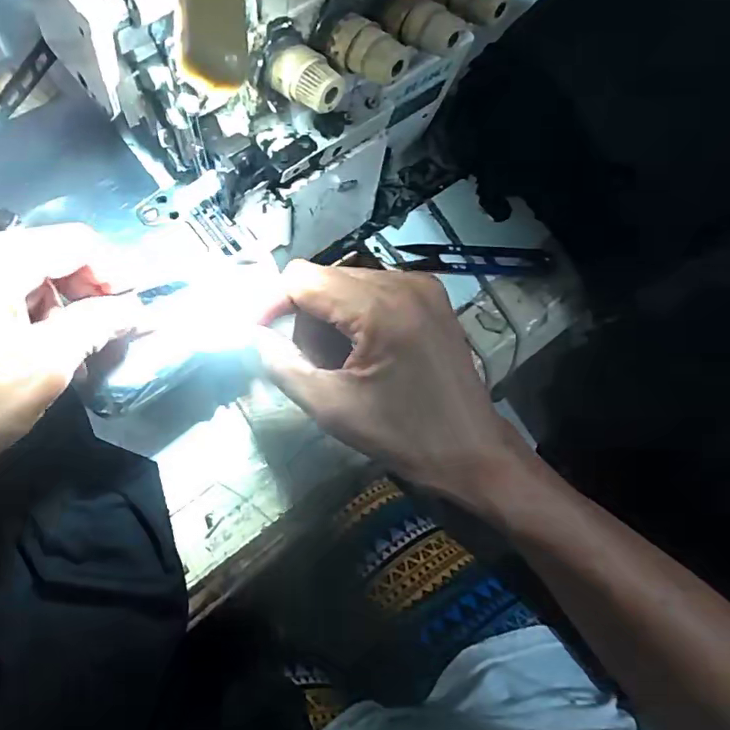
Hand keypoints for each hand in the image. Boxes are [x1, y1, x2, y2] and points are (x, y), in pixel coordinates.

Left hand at [0, 225, 140, 537]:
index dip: (113, 273)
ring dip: (50, 308)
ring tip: (66, 356)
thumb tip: (141, 309)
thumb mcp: (45, 366)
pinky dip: (16, 316)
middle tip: (103, 337)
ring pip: (16, 276)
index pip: (74, 242)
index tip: (135, 311)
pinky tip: (26, 353)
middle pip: (43, 255)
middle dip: (80, 293)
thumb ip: (97, 324)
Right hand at [258, 260, 537, 503]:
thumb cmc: (402, 434)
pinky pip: (369, 289)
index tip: (257, 336)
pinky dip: (351, 315)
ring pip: (342, 282)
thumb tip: (255, 337)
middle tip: (309, 363)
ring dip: (326, 317)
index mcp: (380, 307)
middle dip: (302, 316)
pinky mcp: (428, 294)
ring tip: (338, 363)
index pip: (301, 279)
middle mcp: (401, 282)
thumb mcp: (330, 406)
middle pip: (322, 278)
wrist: (473, 452)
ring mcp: (419, 284)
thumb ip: (283, 365)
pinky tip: (362, 351)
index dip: (270, 303)